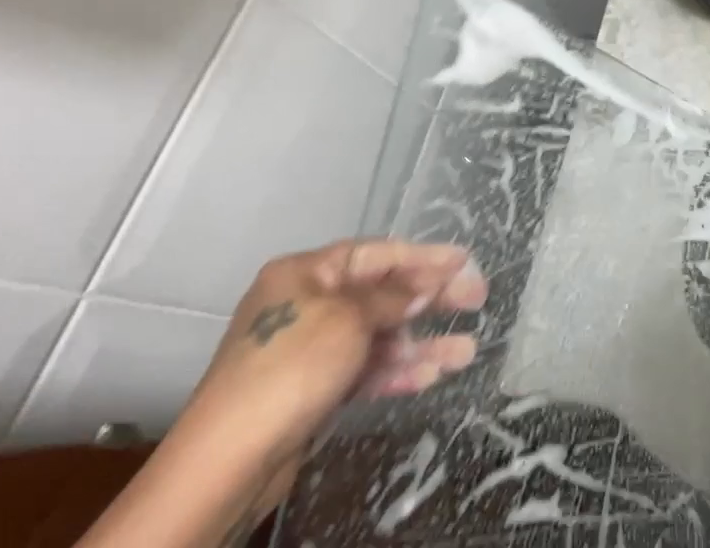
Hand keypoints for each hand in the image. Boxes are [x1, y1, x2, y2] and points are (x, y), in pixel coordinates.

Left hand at [182, 239, 487, 462]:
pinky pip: (366, 369)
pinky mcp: (315, 388)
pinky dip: (397, 371)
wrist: (231, 456)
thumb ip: (393, 297)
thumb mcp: (349, 319)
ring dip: (423, 344)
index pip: (377, 254)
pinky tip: (431, 377)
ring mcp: (311, 349)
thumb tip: (422, 286)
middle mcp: (307, 304)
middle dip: (431, 299)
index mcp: (305, 274)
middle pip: (383, 293)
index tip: (465, 260)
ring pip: (380, 336)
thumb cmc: (292, 367)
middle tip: (477, 300)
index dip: (424, 256)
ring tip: (466, 353)